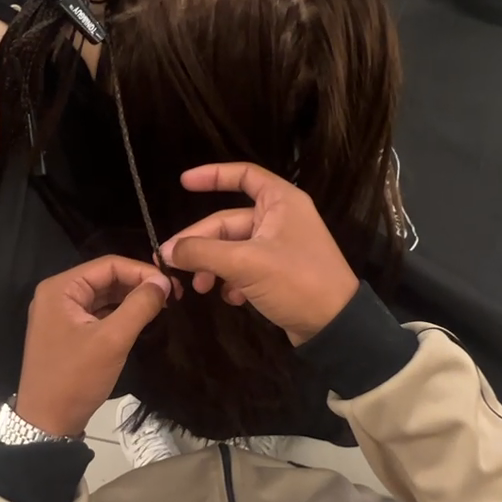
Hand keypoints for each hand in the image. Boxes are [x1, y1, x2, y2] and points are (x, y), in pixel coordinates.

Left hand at [15, 256, 172, 437]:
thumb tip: (164, 282)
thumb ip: (139, 306)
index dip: (142, 271)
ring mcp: (60, 315)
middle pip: (105, 278)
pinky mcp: (66, 333)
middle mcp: (57, 295)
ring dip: (130, 300)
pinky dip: (119, 315)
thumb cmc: (76, 377)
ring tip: (161, 307)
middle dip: (137, 285)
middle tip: (172, 297)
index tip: (172, 285)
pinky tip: (141, 321)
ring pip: (102, 297)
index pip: (108, 264)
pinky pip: (97, 314)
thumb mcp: (112, 340)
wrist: (47, 422)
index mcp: (60, 288)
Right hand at [160, 163, 359, 345]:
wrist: (335, 325)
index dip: (212, 175)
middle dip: (200, 243)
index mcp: (280, 202)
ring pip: (233, 248)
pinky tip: (230, 298)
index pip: (244, 175)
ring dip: (212, 266)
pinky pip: (245, 269)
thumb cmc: (296, 281)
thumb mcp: (245, 264)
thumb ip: (202, 253)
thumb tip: (167, 251)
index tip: (183, 183)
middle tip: (171, 263)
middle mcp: (281, 219)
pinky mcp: (278, 273)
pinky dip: (232, 281)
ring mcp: (279, 247)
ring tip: (199, 287)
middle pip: (228, 222)